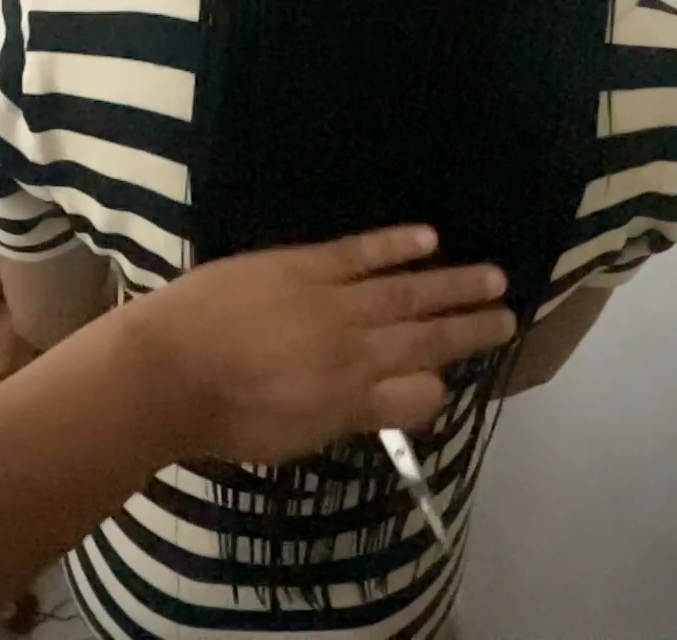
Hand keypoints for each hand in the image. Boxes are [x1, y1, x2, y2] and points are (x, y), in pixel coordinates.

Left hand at [112, 225, 515, 464]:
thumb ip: (340, 418)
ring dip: (452, 284)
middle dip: (470, 329)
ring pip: (406, 292)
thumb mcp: (288, 440)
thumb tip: (379, 400)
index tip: (447, 380)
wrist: (165, 371)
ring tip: (493, 275)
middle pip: (426, 339)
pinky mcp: (304, 266)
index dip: (437, 388)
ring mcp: (331, 303)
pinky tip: (430, 236)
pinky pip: (361, 253)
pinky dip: (397, 244)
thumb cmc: (220, 418)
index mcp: (349, 400)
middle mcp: (354, 351)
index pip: (417, 395)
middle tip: (511, 315)